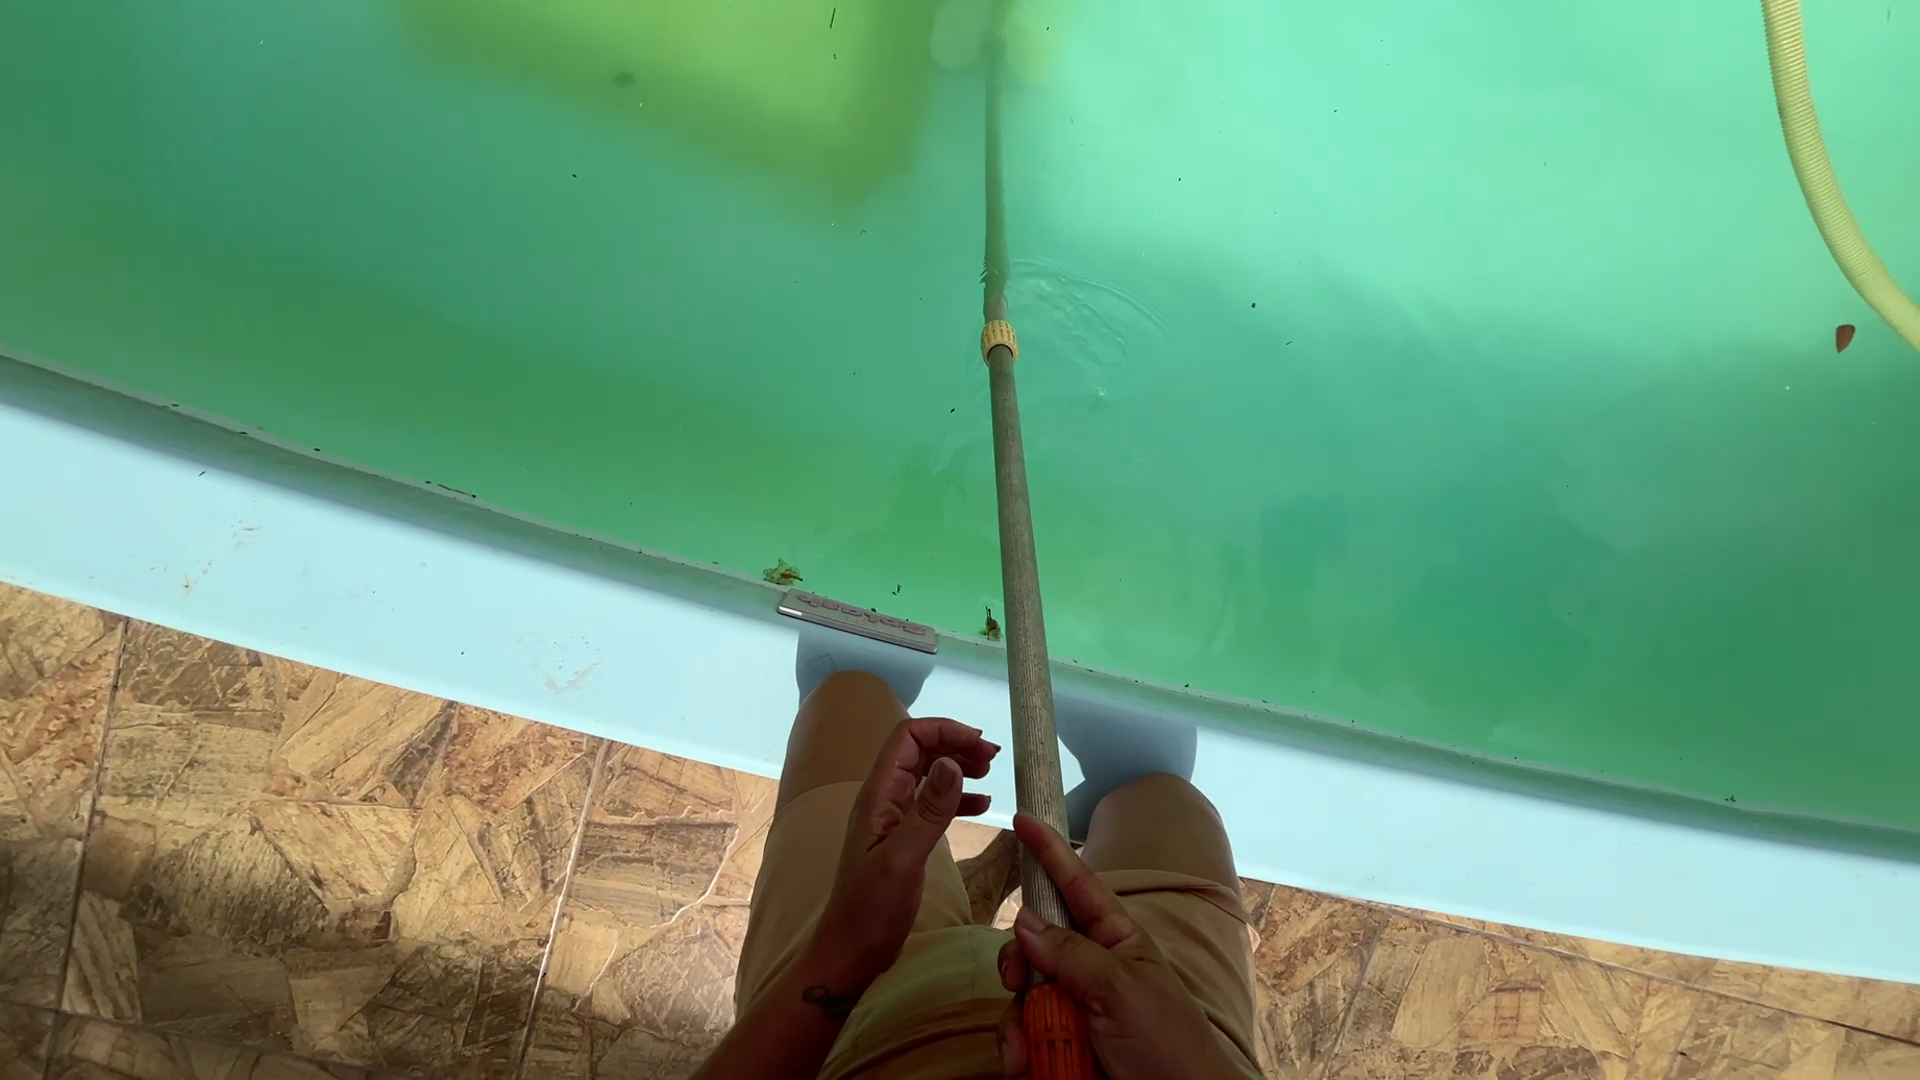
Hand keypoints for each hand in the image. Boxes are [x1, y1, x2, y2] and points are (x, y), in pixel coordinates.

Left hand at [808, 717, 999, 998]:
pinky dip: (958, 796)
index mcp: (879, 793)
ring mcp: (894, 815)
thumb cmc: (871, 908)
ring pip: (928, 772)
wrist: (852, 952)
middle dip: (956, 744)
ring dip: (958, 765)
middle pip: (920, 749)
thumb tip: (953, 763)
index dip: (944, 730)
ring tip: (989, 772)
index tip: (980, 744)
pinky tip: (982, 806)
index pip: (909, 737)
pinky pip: (933, 801)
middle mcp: (885, 796)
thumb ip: (928, 811)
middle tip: (993, 758)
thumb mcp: (903, 859)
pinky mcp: (904, 835)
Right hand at [996, 812, 1254, 1079]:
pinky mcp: (1060, 1043)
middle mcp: (1088, 965)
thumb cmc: (1168, 1045)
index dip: (1049, 849)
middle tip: (1016, 981)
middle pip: (1034, 940)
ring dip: (1016, 1020)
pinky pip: (1023, 1033)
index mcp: (1113, 938)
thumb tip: (1024, 919)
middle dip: (1018, 959)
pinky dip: (1018, 1049)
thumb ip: (1071, 953)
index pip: (1076, 882)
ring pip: (1023, 992)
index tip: (1023, 818)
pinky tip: (1025, 1066)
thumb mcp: (1123, 991)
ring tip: (1024, 1052)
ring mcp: (1073, 1005)